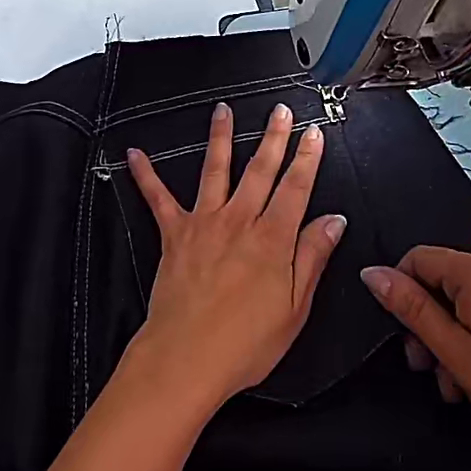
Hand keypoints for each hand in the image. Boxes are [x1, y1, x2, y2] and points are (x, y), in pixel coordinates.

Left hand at [125, 102, 345, 407]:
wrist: (185, 360)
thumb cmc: (244, 342)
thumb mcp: (296, 306)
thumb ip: (314, 256)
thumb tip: (334, 221)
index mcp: (272, 239)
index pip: (296, 187)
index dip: (307, 158)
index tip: (313, 134)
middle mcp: (240, 222)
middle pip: (261, 169)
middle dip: (274, 136)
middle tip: (281, 110)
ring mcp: (205, 224)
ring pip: (215, 170)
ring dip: (221, 138)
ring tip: (223, 111)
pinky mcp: (175, 236)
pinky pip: (158, 199)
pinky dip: (146, 176)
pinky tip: (135, 155)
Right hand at [359, 248, 470, 470]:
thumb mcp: (460, 358)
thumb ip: (414, 311)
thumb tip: (377, 276)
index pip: (420, 257)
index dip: (402, 293)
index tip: (403, 332)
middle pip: (448, 282)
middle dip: (432, 326)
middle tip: (434, 370)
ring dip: (459, 342)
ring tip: (466, 388)